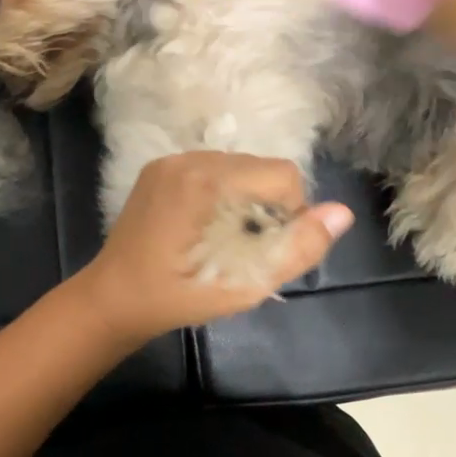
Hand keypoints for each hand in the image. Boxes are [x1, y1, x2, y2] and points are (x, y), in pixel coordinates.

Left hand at [69, 152, 353, 345]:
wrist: (113, 298)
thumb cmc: (179, 296)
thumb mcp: (245, 284)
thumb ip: (297, 248)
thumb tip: (342, 212)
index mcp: (208, 180)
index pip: (283, 175)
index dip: (291, 213)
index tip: (268, 248)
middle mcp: (188, 159)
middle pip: (259, 168)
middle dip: (267, 206)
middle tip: (246, 249)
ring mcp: (169, 161)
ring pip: (236, 167)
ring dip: (245, 199)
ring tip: (225, 240)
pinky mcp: (157, 169)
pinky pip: (209, 170)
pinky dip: (221, 193)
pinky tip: (204, 228)